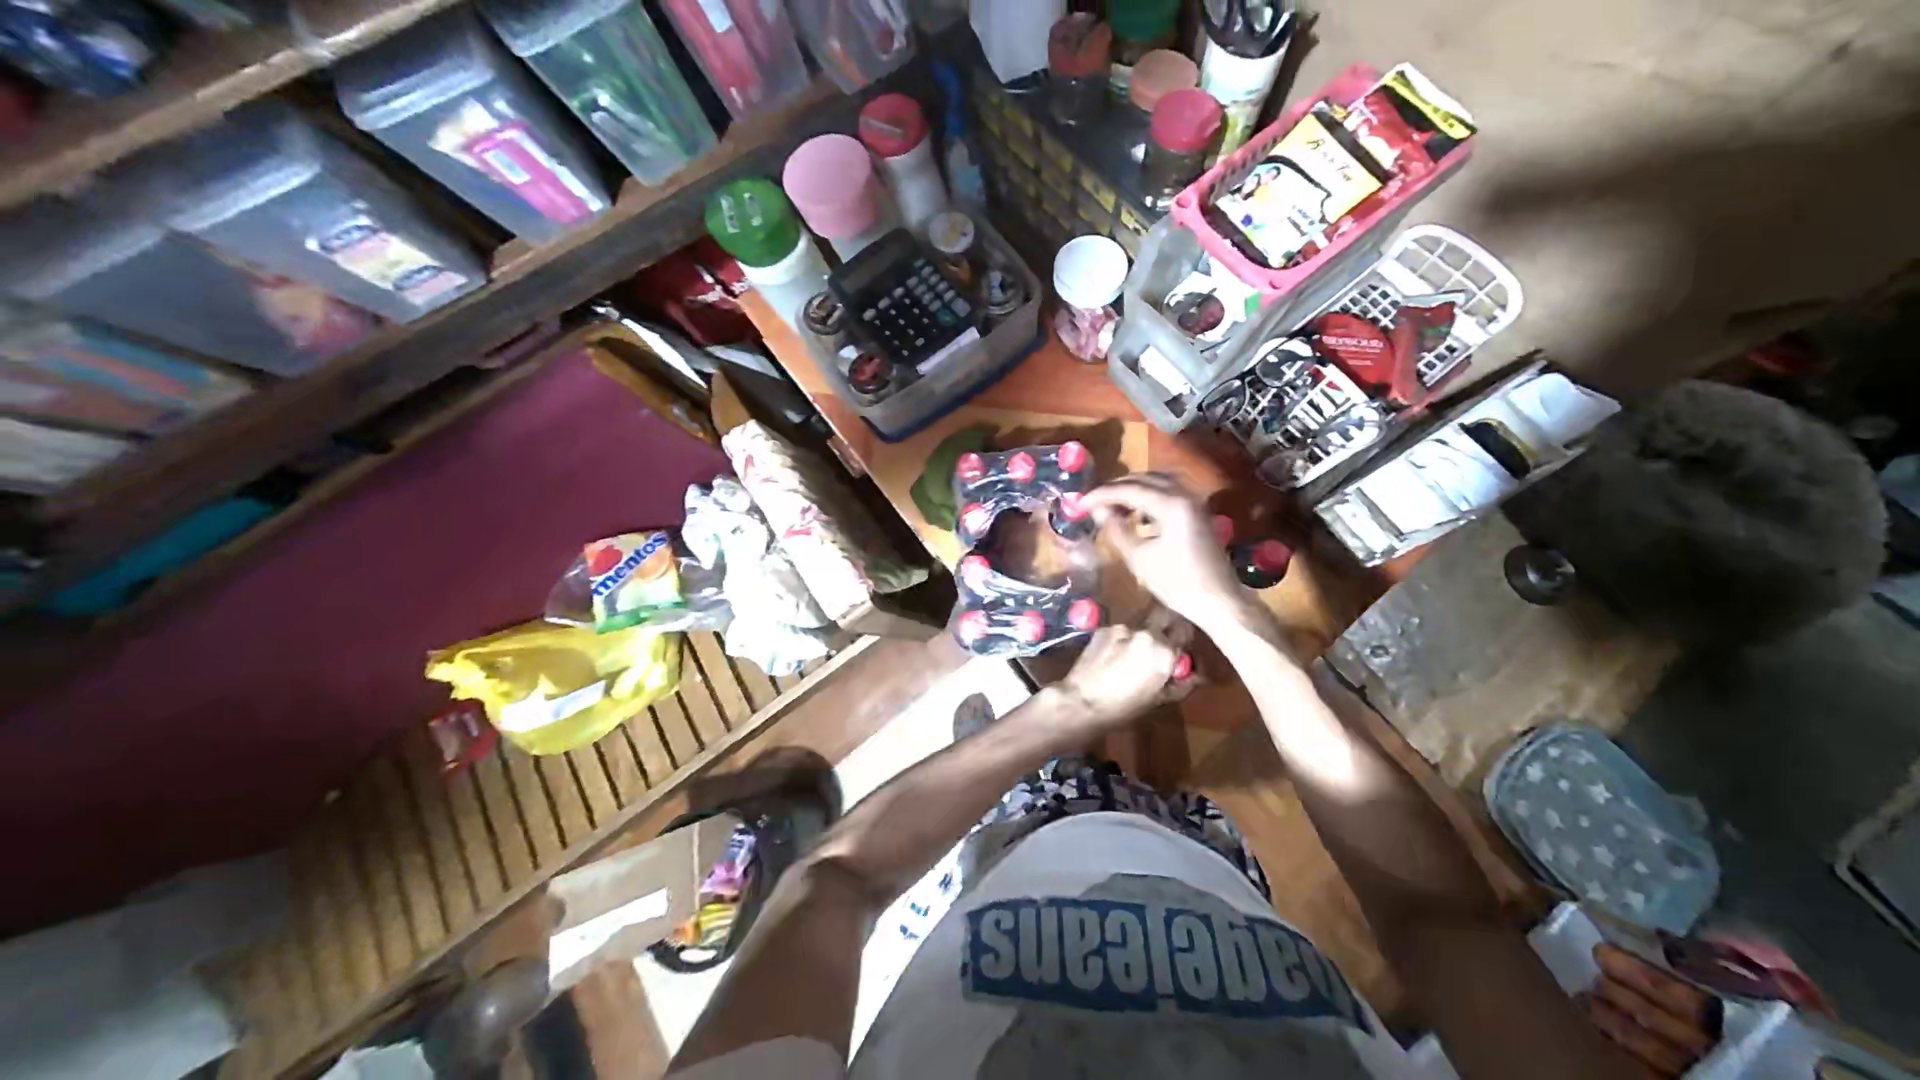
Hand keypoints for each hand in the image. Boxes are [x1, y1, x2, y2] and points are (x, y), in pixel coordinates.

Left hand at [1044, 625, 1183, 737]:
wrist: (1081, 701)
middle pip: (1165, 620)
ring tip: (1131, 658)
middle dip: (1166, 630)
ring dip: (1142, 638)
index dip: (1183, 643)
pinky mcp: (1103, 629)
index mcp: (1164, 651)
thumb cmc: (1123, 707)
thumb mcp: (1158, 700)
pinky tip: (1113, 658)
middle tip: (1161, 648)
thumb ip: (1181, 684)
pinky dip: (1122, 641)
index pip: (1185, 633)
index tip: (1179, 653)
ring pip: (1141, 626)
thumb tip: (1196, 676)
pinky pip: (1121, 632)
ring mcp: (1122, 628)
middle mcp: (1146, 633)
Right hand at [1083, 475, 1252, 633]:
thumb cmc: (1178, 585)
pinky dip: (1149, 495)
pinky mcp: (1198, 513)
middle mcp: (1185, 495)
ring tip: (1111, 504)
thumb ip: (1117, 530)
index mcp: (1172, 505)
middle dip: (1116, 488)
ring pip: (1158, 482)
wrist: (1219, 602)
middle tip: (1093, 502)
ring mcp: (1195, 502)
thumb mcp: (1140, 559)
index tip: (1080, 504)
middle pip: (1144, 478)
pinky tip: (1136, 512)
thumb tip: (1099, 512)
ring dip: (1133, 489)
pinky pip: (1169, 492)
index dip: (1101, 495)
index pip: (1129, 490)